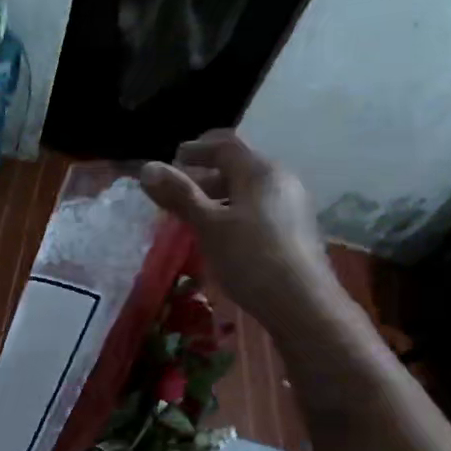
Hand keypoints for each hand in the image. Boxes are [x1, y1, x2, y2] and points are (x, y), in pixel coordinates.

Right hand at [139, 130, 339, 331]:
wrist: (302, 305)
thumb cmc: (251, 259)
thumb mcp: (209, 227)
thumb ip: (180, 196)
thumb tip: (147, 168)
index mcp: (261, 170)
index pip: (226, 145)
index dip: (197, 149)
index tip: (175, 158)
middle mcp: (282, 180)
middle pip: (240, 168)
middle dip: (207, 177)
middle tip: (181, 192)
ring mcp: (293, 207)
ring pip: (251, 193)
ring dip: (222, 199)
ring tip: (198, 218)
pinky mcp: (296, 233)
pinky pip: (261, 212)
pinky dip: (237, 215)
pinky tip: (226, 239)